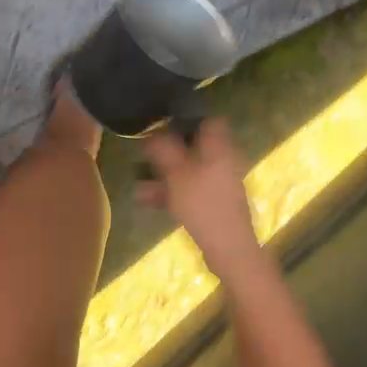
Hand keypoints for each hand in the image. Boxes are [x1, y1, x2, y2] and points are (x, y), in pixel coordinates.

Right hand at [138, 118, 266, 278]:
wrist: (227, 247)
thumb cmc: (202, 203)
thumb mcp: (175, 173)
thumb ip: (162, 149)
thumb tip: (152, 132)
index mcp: (219, 148)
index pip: (209, 121)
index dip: (187, 119)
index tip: (165, 124)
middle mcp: (222, 162)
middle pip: (194, 147)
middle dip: (168, 152)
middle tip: (146, 155)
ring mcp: (219, 184)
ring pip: (188, 171)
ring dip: (164, 175)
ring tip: (139, 184)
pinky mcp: (214, 204)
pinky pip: (189, 191)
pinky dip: (170, 193)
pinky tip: (147, 200)